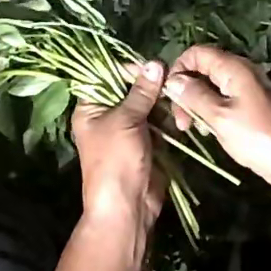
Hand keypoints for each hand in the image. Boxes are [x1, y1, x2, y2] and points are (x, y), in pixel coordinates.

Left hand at [71, 60, 167, 232]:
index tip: (152, 67)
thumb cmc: (115, 159)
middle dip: (151, 88)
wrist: (126, 207)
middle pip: (130, 91)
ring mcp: (127, 130)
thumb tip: (154, 63)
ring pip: (148, 107)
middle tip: (171, 84)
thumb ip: (141, 92)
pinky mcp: (146, 144)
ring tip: (177, 103)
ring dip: (163, 105)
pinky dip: (168, 121)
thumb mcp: (126, 120)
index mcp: (91, 106)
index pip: (107, 76)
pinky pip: (158, 125)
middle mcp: (107, 115)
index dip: (129, 70)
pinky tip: (179, 118)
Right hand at [163, 45, 270, 186]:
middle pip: (203, 69)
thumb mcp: (219, 117)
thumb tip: (172, 80)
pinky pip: (225, 100)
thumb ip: (193, 95)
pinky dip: (212, 112)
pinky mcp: (255, 108)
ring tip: (193, 129)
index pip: (195, 53)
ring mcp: (250, 90)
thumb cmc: (259, 138)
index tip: (169, 96)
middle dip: (186, 90)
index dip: (178, 69)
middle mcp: (242, 72)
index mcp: (233, 67)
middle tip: (180, 120)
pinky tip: (211, 132)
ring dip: (197, 103)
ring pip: (212, 87)